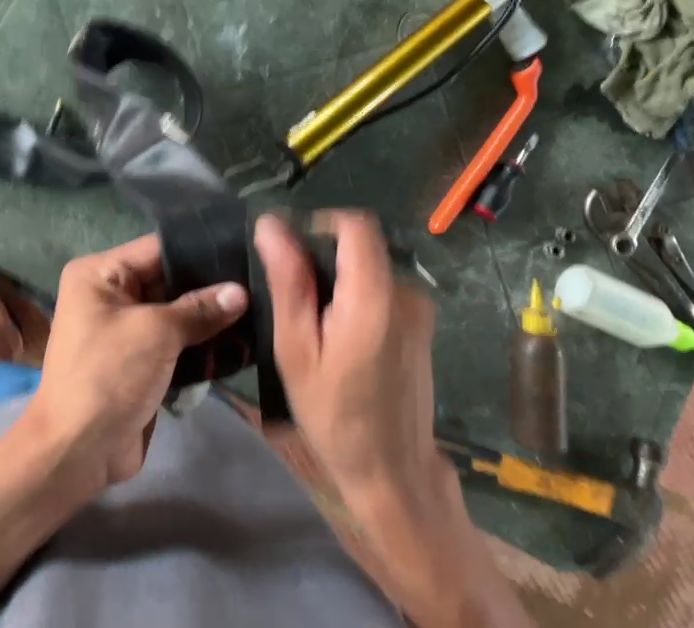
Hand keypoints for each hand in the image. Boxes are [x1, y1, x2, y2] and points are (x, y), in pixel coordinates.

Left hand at [22, 234, 247, 491]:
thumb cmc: (108, 376)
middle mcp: (111, 296)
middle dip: (214, 290)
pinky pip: (179, 346)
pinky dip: (205, 349)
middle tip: (266, 285)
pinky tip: (245, 345)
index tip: (250, 251)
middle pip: (172, 282)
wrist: (78, 450)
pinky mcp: (142, 364)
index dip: (202, 251)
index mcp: (100, 274)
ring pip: (180, 317)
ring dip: (214, 323)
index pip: (159, 250)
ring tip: (265, 314)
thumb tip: (240, 291)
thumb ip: (199, 308)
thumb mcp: (156, 333)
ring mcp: (127, 332)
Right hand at [255, 212, 445, 509]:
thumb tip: (271, 225)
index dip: (319, 225)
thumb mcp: (296, 349)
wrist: (391, 470)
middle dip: (322, 263)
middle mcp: (407, 293)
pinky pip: (381, 289)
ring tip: (314, 331)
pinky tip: (339, 341)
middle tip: (295, 308)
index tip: (290, 254)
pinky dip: (355, 300)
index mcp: (375, 297)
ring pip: (368, 268)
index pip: (355, 224)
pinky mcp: (422, 323)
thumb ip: (288, 282)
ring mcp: (420, 309)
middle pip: (359, 246)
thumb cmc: (334, 414)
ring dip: (337, 285)